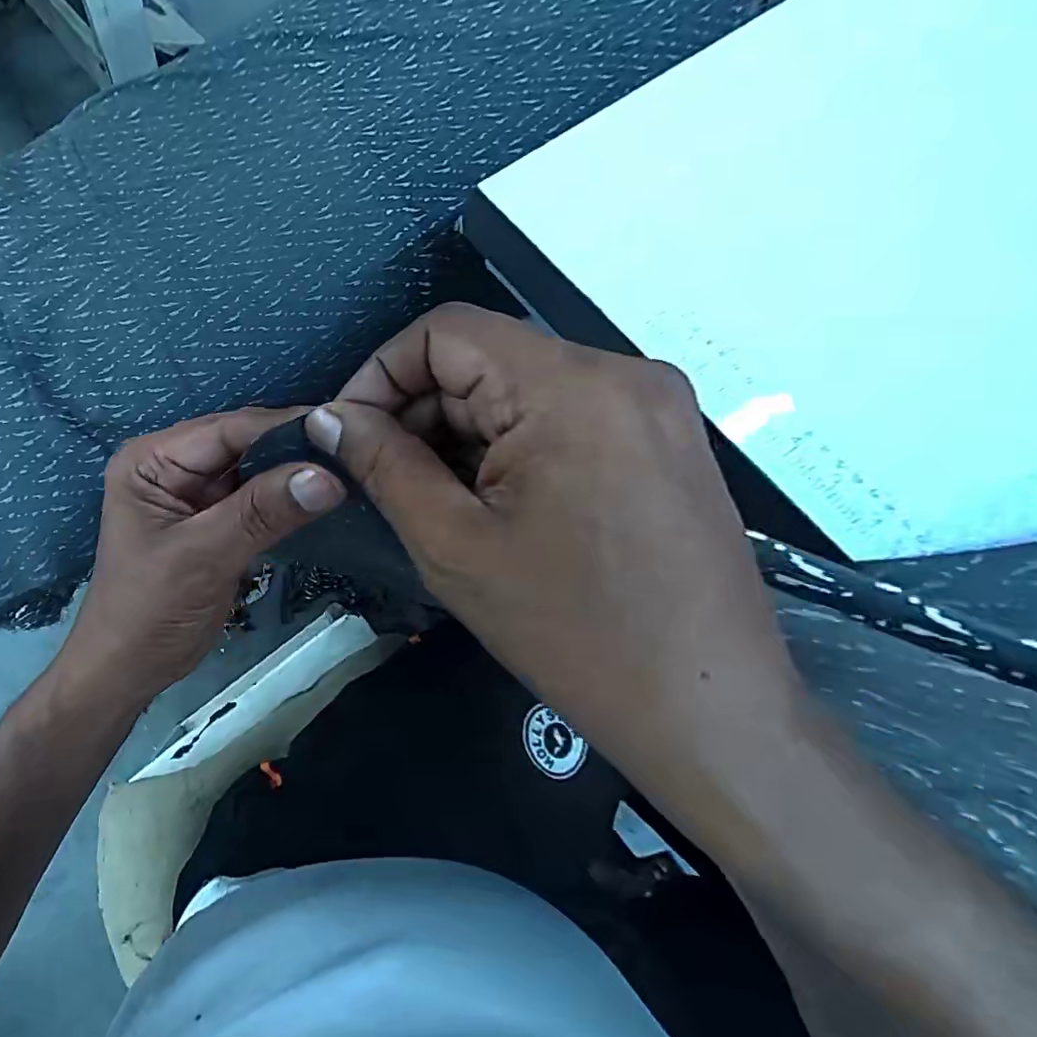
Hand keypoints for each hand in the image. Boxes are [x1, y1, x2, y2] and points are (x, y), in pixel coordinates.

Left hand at [61, 407, 345, 697]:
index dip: (285, 427)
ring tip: (349, 468)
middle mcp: (174, 465)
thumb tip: (327, 477)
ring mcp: (196, 493)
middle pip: (245, 442)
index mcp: (152, 460)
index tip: (342, 433)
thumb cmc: (149, 611)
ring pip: (257, 468)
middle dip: (295, 447)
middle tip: (353, 451)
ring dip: (296, 471)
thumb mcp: (204, 556)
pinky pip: (260, 497)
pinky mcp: (217, 519)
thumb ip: (262, 513)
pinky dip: (289, 498)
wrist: (128, 671)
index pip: (229, 428)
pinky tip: (324, 496)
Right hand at [305, 304, 789, 721]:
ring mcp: (655, 405)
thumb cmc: (571, 630)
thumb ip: (385, 465)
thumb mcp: (454, 545)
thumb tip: (331, 417)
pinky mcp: (667, 440)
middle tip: (389, 481)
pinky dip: (519, 448)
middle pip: (490, 359)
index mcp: (570, 385)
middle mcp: (623, 372)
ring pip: (527, 391)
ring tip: (445, 505)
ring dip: (469, 436)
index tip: (351, 434)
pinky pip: (570, 417)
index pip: (447, 330)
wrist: (705, 706)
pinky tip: (502, 507)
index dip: (381, 373)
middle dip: (424, 413)